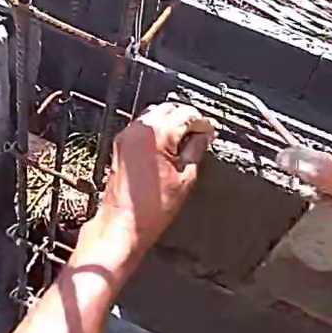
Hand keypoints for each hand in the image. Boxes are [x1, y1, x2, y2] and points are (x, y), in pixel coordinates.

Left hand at [81, 102, 214, 259]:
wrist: (123, 223)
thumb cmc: (152, 208)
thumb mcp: (186, 177)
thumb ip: (196, 149)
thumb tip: (204, 136)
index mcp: (158, 133)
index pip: (187, 115)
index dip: (203, 123)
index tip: (211, 132)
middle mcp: (139, 129)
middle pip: (169, 109)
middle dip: (187, 118)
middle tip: (201, 134)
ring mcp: (127, 136)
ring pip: (154, 115)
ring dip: (171, 122)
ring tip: (186, 140)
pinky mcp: (120, 145)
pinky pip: (143, 126)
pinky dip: (157, 129)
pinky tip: (168, 145)